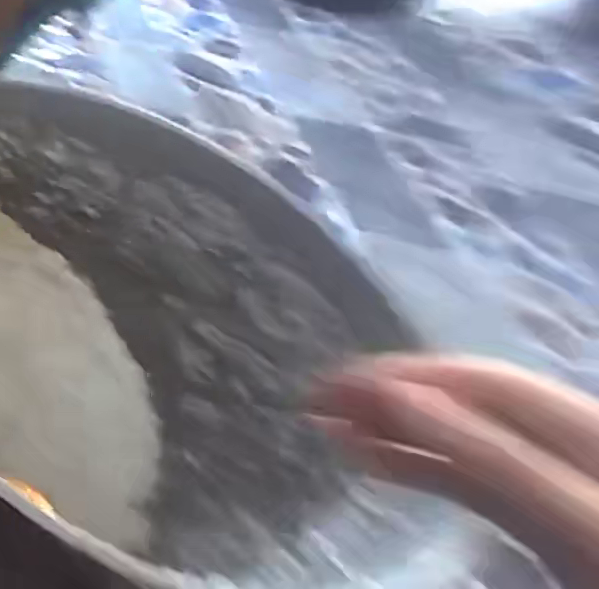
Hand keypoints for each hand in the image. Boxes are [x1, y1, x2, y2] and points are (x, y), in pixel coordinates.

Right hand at [310, 354, 598, 584]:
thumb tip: (380, 388)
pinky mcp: (529, 513)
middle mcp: (560, 441)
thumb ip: (487, 453)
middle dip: (383, 396)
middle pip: (461, 403)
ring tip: (322, 425)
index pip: (478, 377)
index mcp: (583, 425)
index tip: (330, 381)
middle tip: (314, 399)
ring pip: (452, 437)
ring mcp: (547, 479)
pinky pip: (457, 472)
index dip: (405, 371)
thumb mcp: (571, 513)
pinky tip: (358, 455)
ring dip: (382, 426)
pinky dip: (403, 460)